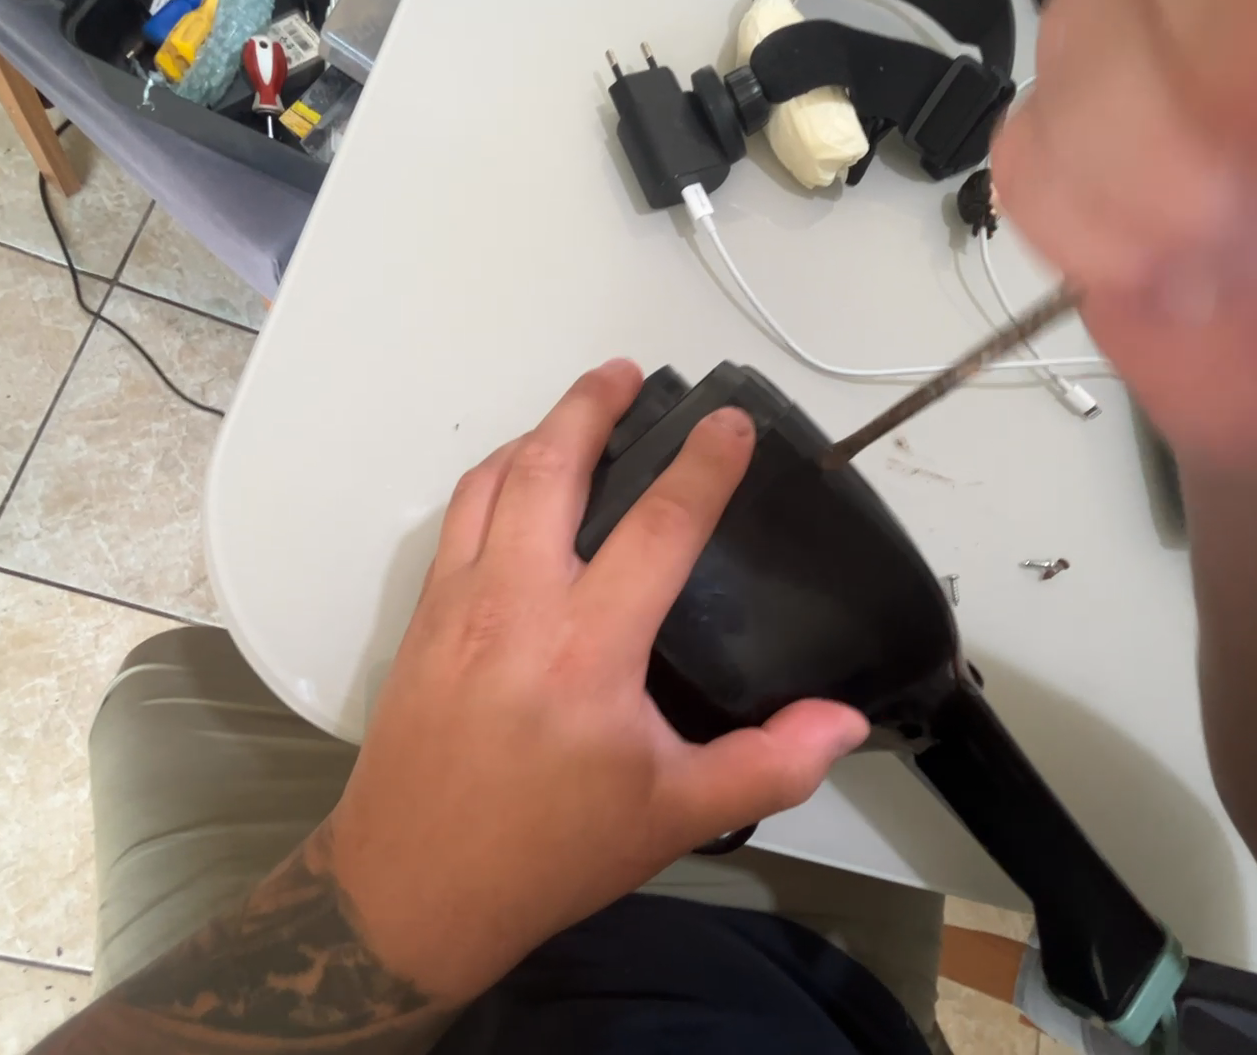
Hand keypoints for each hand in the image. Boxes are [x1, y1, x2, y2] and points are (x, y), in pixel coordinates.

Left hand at [321, 360, 868, 1002]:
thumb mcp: (673, 816)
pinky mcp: (422, 616)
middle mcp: (516, 601)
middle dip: (590, 404)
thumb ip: (768, 763)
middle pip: (550, 466)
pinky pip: (458, 519)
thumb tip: (845, 721)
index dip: (702, 466)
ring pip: (492, 481)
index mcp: (588, 647)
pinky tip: (515, 484)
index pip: (659, 526)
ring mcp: (457, 602)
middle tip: (625, 372)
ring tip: (573, 415)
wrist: (412, 884)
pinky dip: (492, 479)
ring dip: (535, 433)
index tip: (727, 422)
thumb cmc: (549, 852)